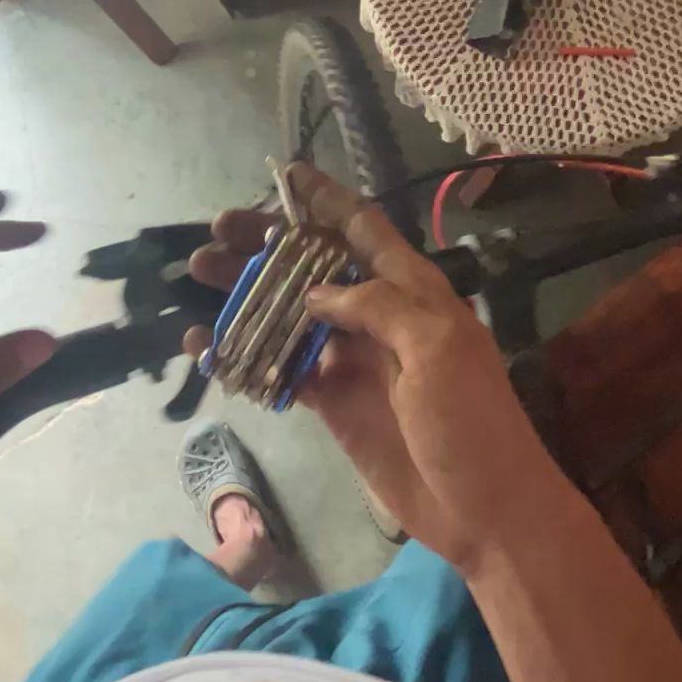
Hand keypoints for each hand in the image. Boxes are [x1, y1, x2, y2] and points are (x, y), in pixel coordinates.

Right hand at [186, 165, 568, 569]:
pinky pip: (282, 370)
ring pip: (290, 313)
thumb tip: (315, 291)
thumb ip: (378, 306)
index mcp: (412, 289)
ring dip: (247, 293)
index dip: (328, 199)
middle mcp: (378, 315)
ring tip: (199, 272)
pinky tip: (205, 346)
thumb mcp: (436, 347)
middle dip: (270, 243)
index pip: (365, 229)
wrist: (482, 508)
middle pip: (315, 265)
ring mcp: (353, 359)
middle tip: (219, 229)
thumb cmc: (470, 419)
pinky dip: (245, 356)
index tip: (286, 173)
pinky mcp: (333, 402)